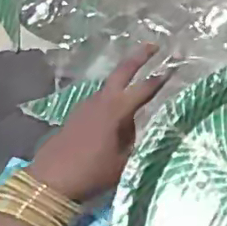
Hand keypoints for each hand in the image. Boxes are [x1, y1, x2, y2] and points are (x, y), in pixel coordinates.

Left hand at [27, 45, 171, 201]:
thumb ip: (135, 138)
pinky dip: (113, 96)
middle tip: (154, 46)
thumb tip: (140, 124)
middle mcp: (101, 100)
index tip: (174, 68)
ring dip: (125, 77)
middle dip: (139, 57)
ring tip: (139, 79)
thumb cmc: (91, 171)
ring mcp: (87, 104)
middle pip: (122, 71)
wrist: (52, 179)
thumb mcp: (123, 160)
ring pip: (110, 85)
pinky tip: (118, 109)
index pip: (143, 89)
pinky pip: (101, 98)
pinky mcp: (78, 113)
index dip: (160, 79)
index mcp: (116, 110)